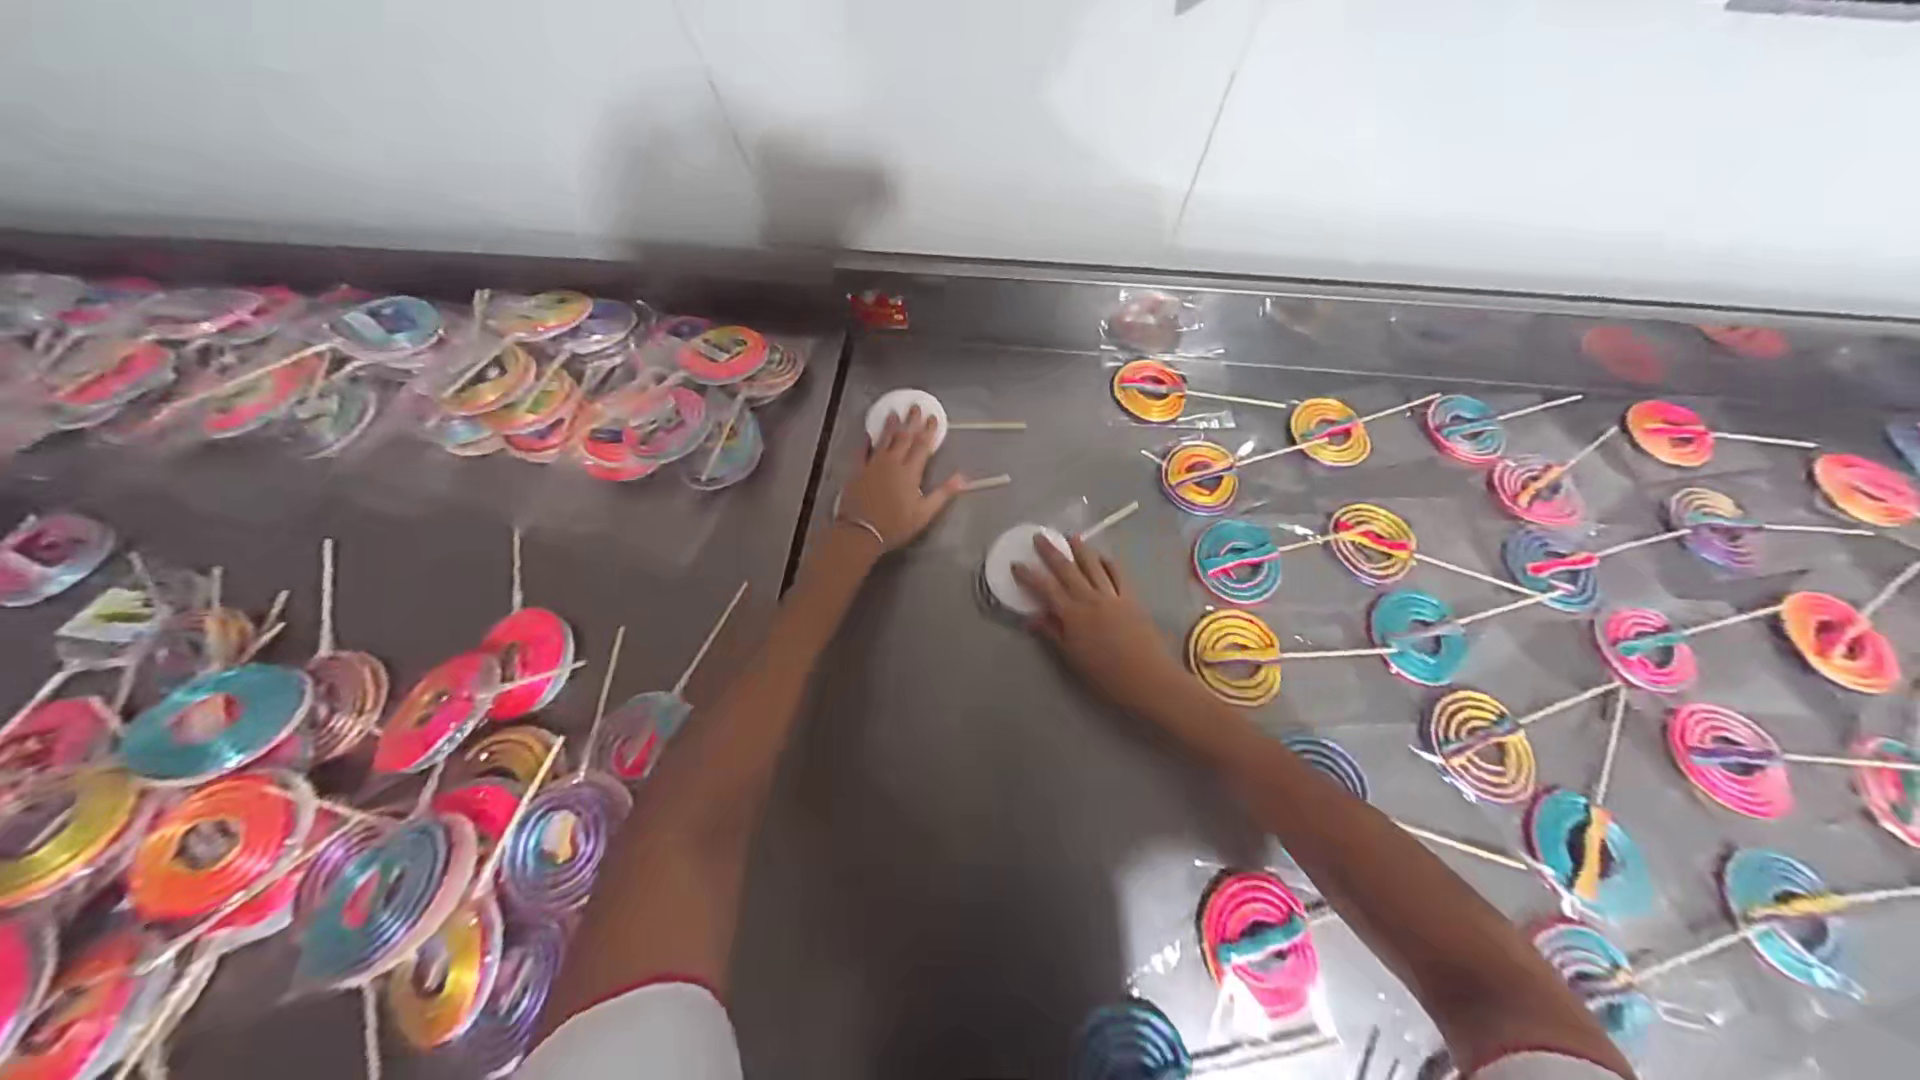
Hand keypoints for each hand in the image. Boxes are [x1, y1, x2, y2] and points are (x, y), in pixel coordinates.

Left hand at [838, 405, 965, 551]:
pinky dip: (866, 442)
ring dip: (890, 426)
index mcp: (910, 472)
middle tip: (915, 407)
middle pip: (904, 438)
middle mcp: (892, 463)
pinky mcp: (857, 471)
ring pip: (883, 440)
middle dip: (911, 422)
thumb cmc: (895, 525)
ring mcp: (873, 465)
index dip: (929, 431)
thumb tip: (963, 477)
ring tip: (894, 413)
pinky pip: (862, 452)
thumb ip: (943, 493)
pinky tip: (868, 435)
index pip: (922, 446)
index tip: (933, 418)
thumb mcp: (924, 513)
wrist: (861, 531)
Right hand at [1011, 534, 1186, 707]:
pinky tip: (1102, 557)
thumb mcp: (1071, 657)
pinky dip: (1108, 562)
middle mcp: (1090, 599)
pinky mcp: (1132, 598)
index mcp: (1072, 615)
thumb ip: (1052, 633)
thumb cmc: (1105, 675)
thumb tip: (1032, 617)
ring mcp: (1112, 595)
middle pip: (1067, 569)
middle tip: (1040, 537)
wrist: (1147, 678)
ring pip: (1093, 565)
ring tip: (1070, 536)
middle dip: (1051, 552)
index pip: (1045, 588)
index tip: (1017, 563)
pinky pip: (1118, 574)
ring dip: (1080, 548)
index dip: (1029, 575)